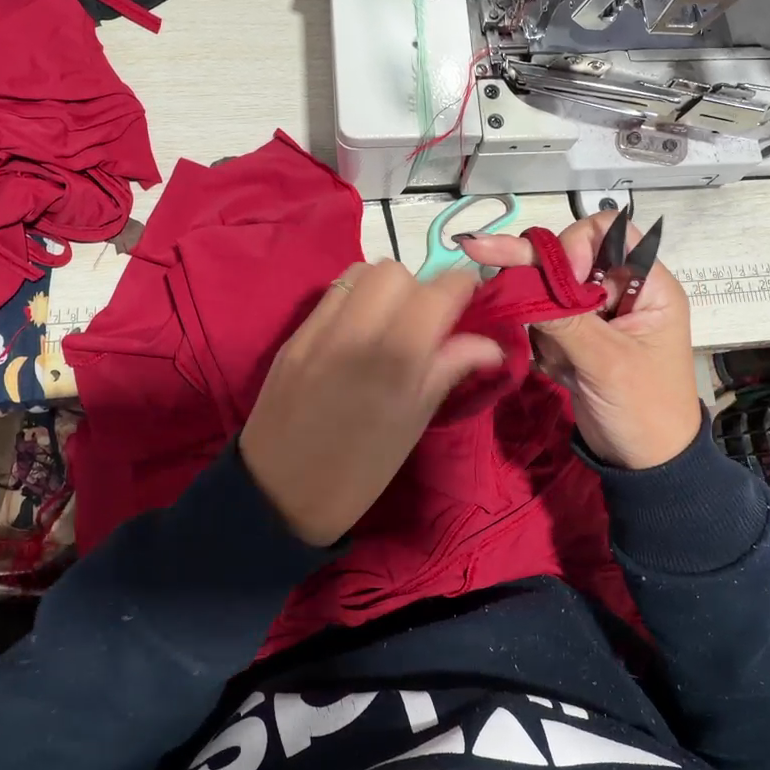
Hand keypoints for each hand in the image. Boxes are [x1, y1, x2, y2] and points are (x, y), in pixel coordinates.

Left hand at [238, 261, 506, 545]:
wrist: (277, 498)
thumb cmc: (359, 473)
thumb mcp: (414, 425)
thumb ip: (449, 370)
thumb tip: (492, 344)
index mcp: (397, 359)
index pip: (441, 291)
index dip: (463, 287)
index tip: (469, 300)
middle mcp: (357, 332)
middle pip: (398, 271)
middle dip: (420, 287)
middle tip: (426, 321)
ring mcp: (319, 330)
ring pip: (362, 272)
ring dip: (385, 287)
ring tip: (390, 323)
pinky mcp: (293, 335)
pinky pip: (332, 294)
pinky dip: (355, 299)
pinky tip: (358, 331)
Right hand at [460, 211, 700, 469]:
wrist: (645, 467)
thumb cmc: (644, 411)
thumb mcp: (608, 364)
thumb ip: (566, 320)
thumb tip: (523, 284)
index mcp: (648, 285)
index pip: (608, 233)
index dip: (576, 246)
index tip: (562, 282)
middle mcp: (621, 290)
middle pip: (569, 256)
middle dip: (541, 278)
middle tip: (485, 259)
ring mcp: (596, 313)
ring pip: (550, 288)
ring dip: (540, 318)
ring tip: (557, 359)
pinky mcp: (577, 337)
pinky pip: (544, 319)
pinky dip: (539, 340)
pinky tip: (555, 369)